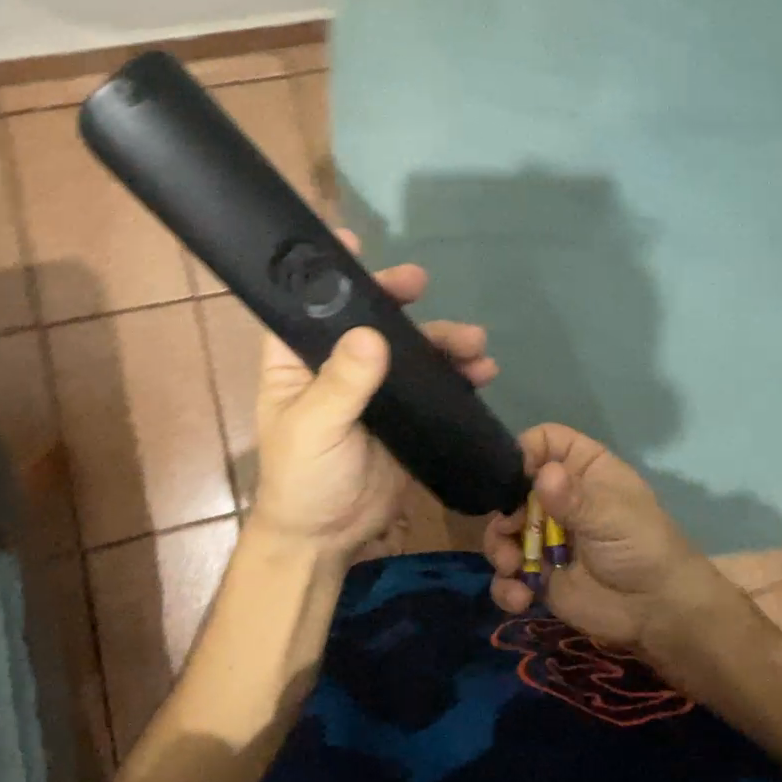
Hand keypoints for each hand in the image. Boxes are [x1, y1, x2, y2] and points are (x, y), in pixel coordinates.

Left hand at [248, 230, 497, 564]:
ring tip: (476, 344)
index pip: (311, 305)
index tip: (355, 242)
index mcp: (299, 359)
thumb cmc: (302, 478)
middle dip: (398, 297)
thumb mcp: (314, 428)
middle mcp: (337, 364)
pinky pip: (436, 383)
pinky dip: (459, 374)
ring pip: (411, 348)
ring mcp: (375, 388)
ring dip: (443, 339)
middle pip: (371, 317)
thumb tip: (373, 334)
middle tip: (421, 283)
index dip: (331, 274)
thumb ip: (342, 383)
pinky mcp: (407, 414)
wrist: (328, 538)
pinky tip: (482, 373)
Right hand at [484, 424, 729, 651]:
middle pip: (511, 487)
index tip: (514, 476)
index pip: (543, 441)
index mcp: (582, 469)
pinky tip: (520, 598)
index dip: (524, 452)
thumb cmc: (643, 549)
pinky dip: (506, 586)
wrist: (658, 613)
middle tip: (509, 529)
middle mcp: (558, 498)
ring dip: (499, 549)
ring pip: (502, 531)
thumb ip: (574, 499)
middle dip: (503, 511)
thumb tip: (543, 475)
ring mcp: (545, 537)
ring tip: (512, 568)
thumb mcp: (612, 518)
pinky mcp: (538, 574)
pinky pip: (507, 574)